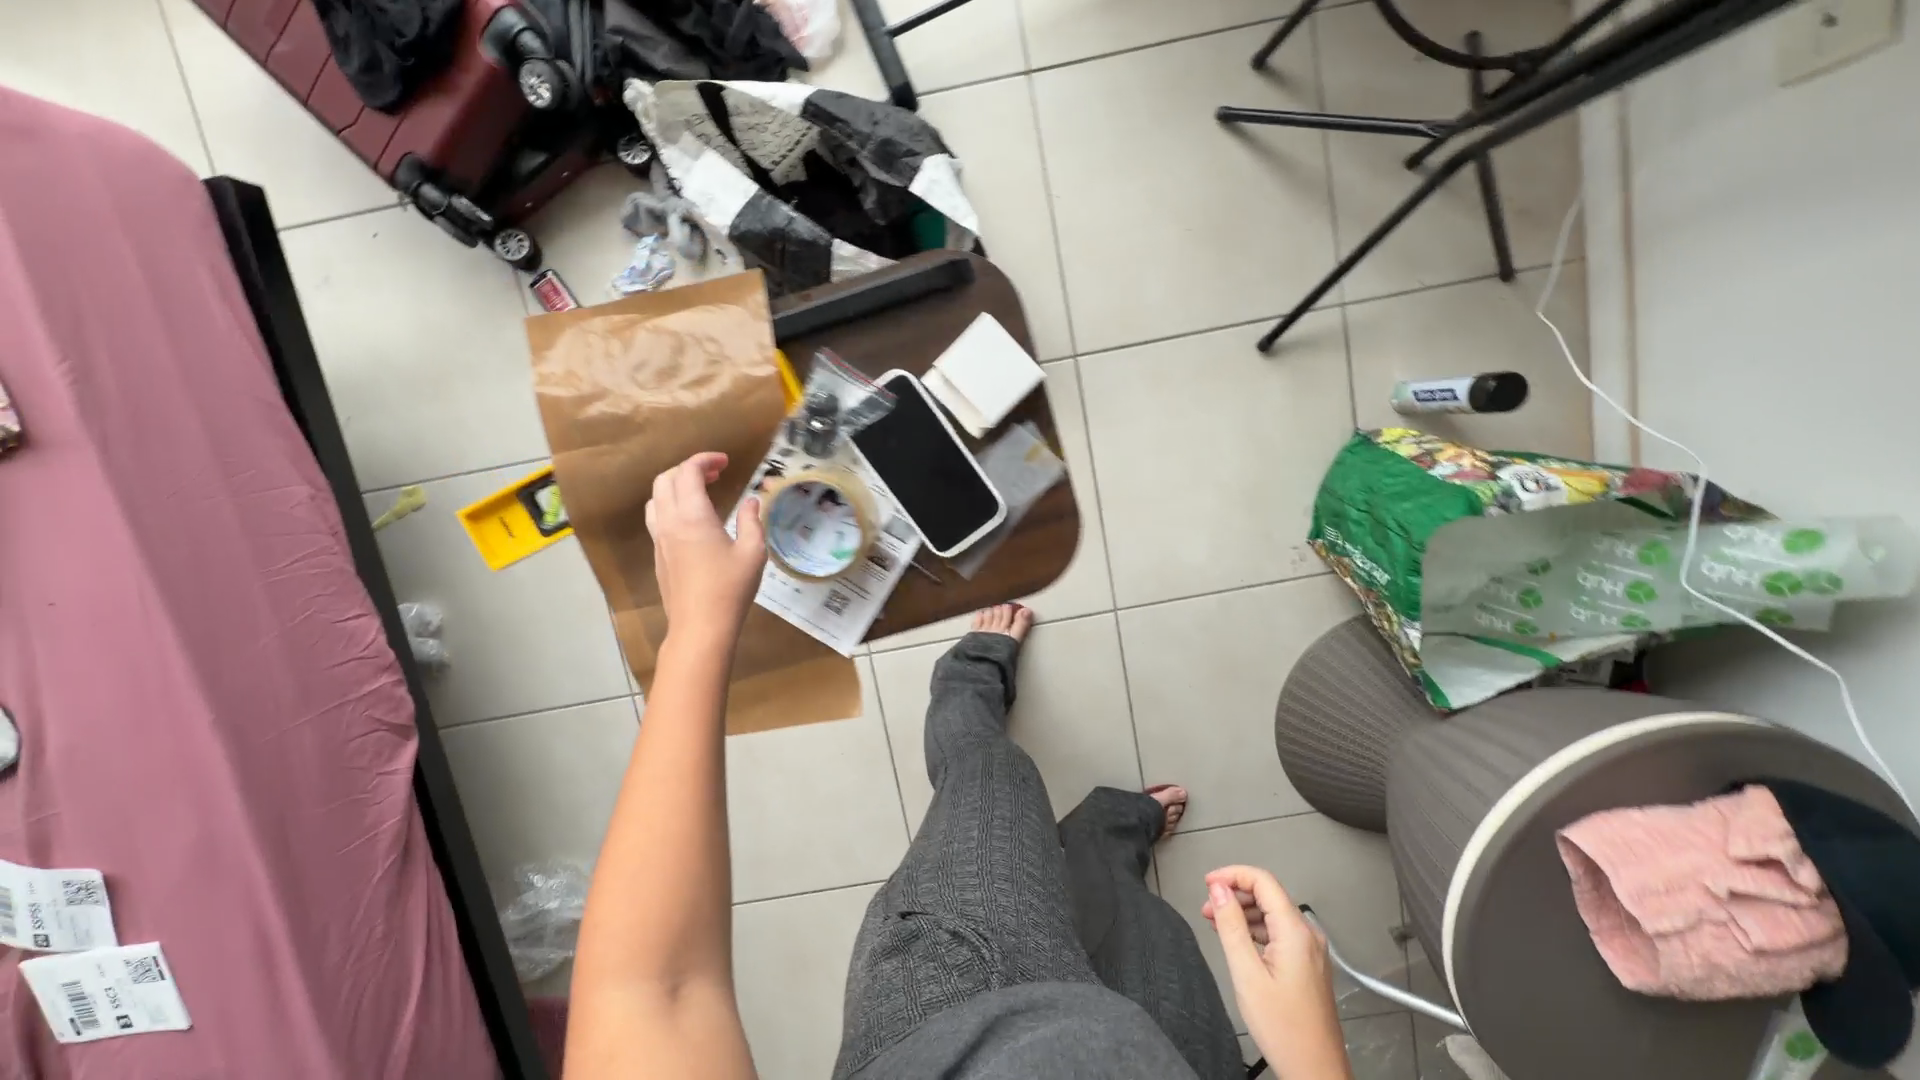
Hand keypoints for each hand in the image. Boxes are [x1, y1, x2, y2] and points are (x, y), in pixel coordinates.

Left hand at [646, 452, 765, 643]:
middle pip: (665, 479)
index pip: (688, 472)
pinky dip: (671, 505)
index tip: (725, 462)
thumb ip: (752, 521)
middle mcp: (670, 522)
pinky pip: (656, 518)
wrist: (700, 626)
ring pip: (655, 498)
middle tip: (714, 474)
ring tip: (699, 492)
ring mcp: (659, 539)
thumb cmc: (731, 588)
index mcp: (693, 516)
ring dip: (675, 486)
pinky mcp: (657, 555)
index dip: (705, 459)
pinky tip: (692, 520)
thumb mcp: (753, 552)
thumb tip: (752, 501)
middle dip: (688, 469)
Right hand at [1204, 865, 1351, 1079]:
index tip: (1206, 884)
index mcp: (1295, 931)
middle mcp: (1308, 934)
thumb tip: (1218, 889)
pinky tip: (1237, 942)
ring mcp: (1311, 950)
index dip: (1232, 874)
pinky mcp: (1309, 964)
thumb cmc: (1280, 1025)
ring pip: (1273, 914)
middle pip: (1269, 895)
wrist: (1316, 1071)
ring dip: (1243, 912)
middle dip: (1235, 894)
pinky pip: (1279, 933)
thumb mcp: (1246, 973)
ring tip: (1215, 925)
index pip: (1263, 881)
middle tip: (1206, 909)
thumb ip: (1231, 926)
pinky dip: (1256, 929)